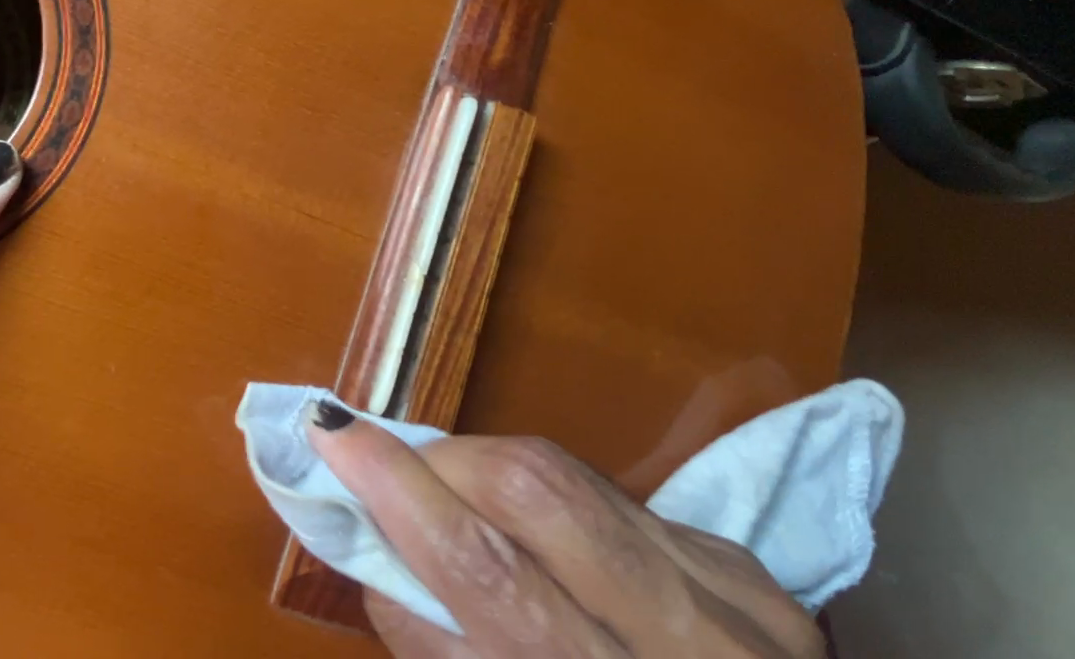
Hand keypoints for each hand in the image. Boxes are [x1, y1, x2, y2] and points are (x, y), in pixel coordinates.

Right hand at [307, 405, 824, 657]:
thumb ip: (436, 640)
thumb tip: (375, 532)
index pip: (484, 570)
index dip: (400, 494)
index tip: (333, 436)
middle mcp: (675, 642)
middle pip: (531, 496)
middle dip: (435, 461)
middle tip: (378, 455)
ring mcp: (724, 598)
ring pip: (567, 477)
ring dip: (478, 464)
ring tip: (444, 485)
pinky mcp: (742, 568)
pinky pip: (606, 494)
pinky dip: (539, 491)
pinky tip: (528, 520)